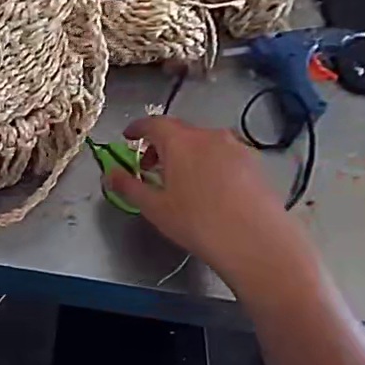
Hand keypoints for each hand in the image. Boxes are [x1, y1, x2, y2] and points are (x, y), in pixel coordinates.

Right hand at [102, 116, 315, 293]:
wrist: (256, 240)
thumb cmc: (197, 222)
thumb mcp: (154, 208)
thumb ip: (129, 186)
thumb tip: (109, 174)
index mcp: (180, 141)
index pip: (153, 123)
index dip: (137, 128)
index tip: (128, 137)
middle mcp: (209, 136)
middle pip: (179, 131)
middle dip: (160, 145)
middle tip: (149, 167)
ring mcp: (236, 147)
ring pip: (202, 143)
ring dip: (185, 154)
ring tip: (179, 181)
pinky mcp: (254, 163)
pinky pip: (222, 155)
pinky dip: (207, 163)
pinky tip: (207, 189)